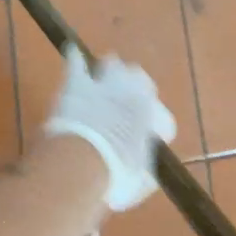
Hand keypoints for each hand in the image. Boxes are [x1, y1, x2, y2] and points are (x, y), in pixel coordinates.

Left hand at [43, 44, 176, 211]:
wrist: (82, 162)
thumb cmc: (114, 177)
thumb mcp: (137, 183)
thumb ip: (143, 172)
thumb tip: (142, 172)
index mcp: (152, 119)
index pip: (163, 119)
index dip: (156, 129)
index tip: (150, 139)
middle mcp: (132, 94)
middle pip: (139, 81)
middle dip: (134, 90)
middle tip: (125, 102)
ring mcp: (104, 83)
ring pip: (112, 65)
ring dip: (110, 71)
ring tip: (106, 73)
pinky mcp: (77, 82)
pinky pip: (77, 62)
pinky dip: (75, 58)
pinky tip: (73, 52)